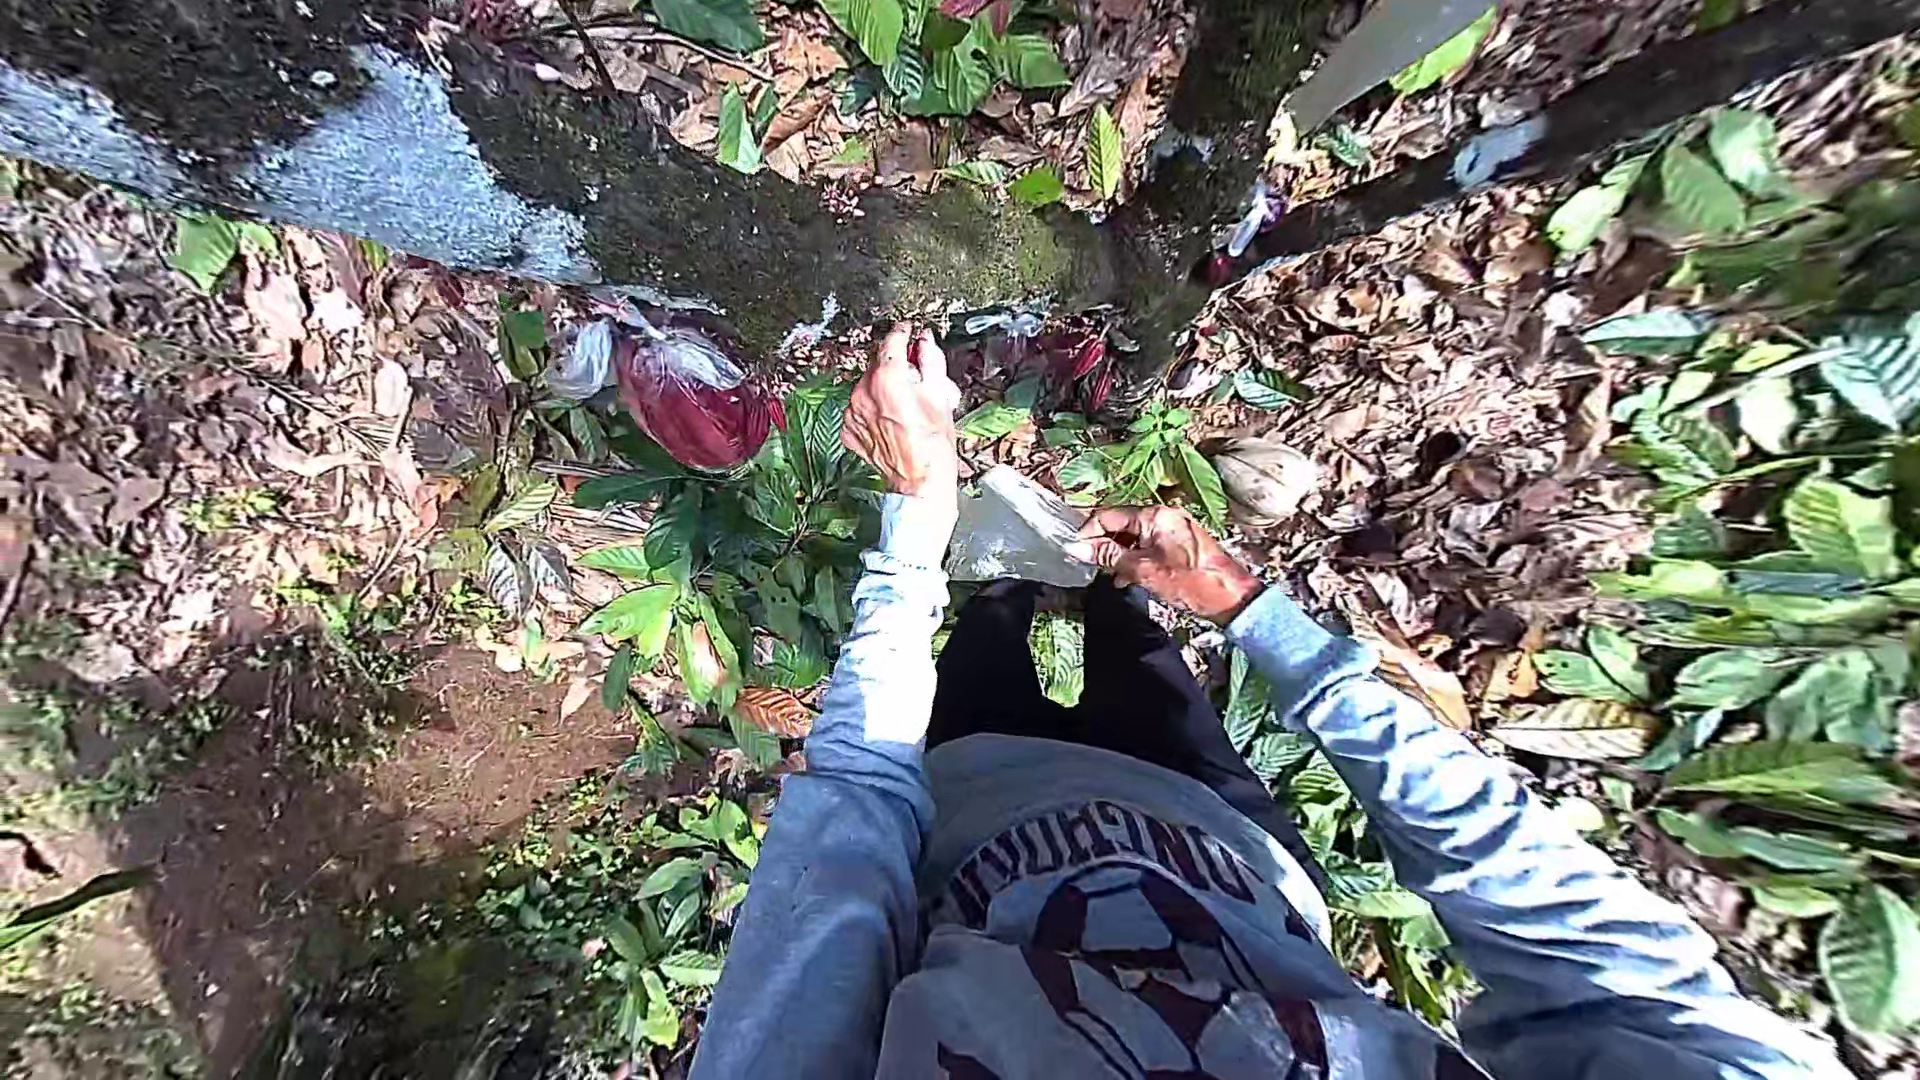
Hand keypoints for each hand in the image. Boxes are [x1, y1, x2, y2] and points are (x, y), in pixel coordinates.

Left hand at [842, 323, 961, 497]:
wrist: (919, 484)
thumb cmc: (933, 447)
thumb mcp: (941, 397)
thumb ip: (931, 361)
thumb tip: (925, 342)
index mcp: (887, 380)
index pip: (891, 342)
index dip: (903, 333)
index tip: (909, 332)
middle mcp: (864, 393)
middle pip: (878, 364)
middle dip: (897, 366)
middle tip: (917, 381)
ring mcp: (853, 413)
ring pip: (868, 386)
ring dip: (884, 388)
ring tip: (906, 407)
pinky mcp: (849, 430)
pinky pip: (861, 408)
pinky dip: (874, 409)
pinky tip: (892, 421)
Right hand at [1067, 505, 1264, 623]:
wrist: (1232, 598)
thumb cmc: (1190, 582)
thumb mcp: (1142, 570)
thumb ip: (1108, 556)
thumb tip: (1077, 548)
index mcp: (1154, 515)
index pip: (1109, 515)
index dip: (1088, 532)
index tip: (1076, 550)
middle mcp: (1164, 515)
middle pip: (1121, 523)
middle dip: (1103, 543)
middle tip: (1091, 564)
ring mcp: (1173, 527)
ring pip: (1133, 535)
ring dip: (1118, 552)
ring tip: (1109, 574)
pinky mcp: (1180, 542)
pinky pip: (1148, 543)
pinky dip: (1134, 556)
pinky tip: (1127, 576)